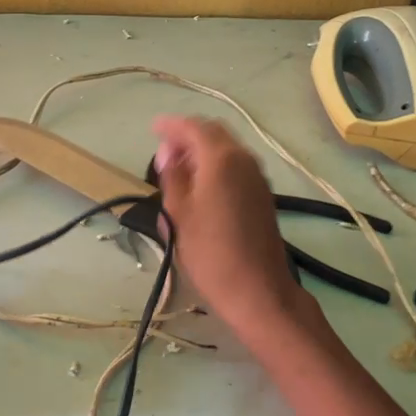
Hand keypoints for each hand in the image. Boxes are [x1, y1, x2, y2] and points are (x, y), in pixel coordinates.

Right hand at [151, 115, 305, 331]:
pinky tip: (201, 181)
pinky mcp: (262, 193)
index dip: (171, 125)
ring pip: (227, 148)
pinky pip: (235, 164)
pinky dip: (216, 162)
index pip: (194, 127)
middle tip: (165, 146)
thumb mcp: (179, 214)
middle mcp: (244, 158)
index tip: (153, 127)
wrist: (258, 290)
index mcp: (221, 158)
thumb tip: (169, 153)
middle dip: (188, 134)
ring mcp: (257, 176)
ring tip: (179, 164)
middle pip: (214, 132)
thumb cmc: (211, 253)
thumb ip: (172, 176)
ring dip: (203, 148)